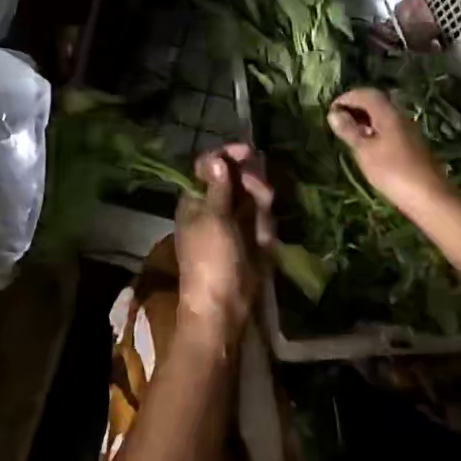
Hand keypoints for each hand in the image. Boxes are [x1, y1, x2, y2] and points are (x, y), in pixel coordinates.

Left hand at [174, 143, 273, 344]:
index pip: (210, 166)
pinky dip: (265, 227)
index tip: (248, 151)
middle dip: (250, 182)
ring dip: (260, 205)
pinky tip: (265, 241)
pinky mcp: (251, 241)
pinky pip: (261, 222)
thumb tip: (215, 158)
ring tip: (263, 221)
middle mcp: (213, 206)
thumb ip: (217, 188)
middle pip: (235, 179)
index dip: (227, 156)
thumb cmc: (211, 260)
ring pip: (252, 198)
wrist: (223, 309)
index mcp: (195, 198)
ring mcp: (233, 224)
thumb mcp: (213, 220)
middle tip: (262, 192)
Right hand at [327, 87, 450, 208]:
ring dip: (365, 118)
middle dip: (355, 107)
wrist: (430, 198)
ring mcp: (409, 130)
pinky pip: (389, 127)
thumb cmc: (392, 171)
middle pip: (376, 101)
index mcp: (388, 113)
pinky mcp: (412, 144)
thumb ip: (348, 130)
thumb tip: (333, 113)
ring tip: (349, 132)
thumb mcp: (363, 150)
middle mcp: (400, 116)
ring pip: (383, 115)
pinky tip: (367, 144)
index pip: (365, 94)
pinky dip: (375, 129)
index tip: (331, 112)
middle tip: (339, 120)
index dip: (346, 98)